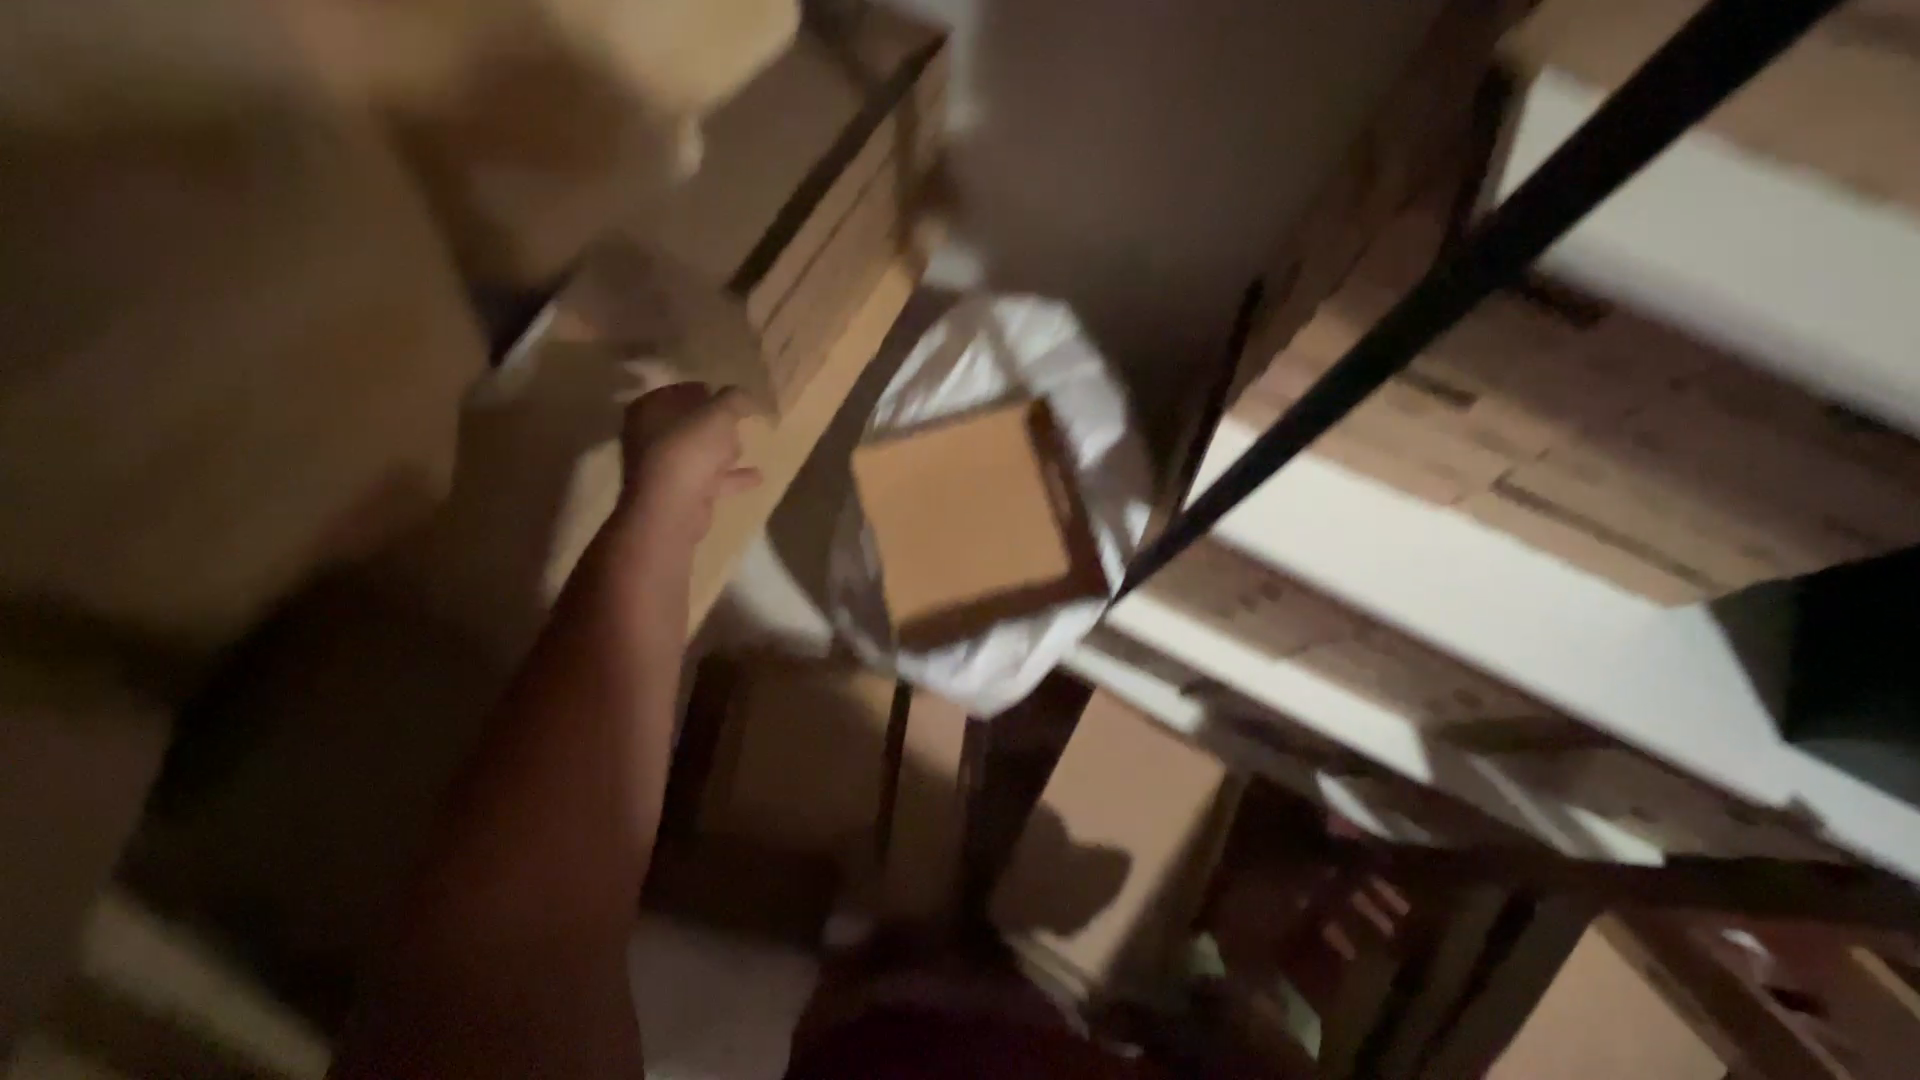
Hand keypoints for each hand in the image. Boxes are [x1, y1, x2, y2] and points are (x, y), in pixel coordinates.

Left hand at [617, 382, 761, 546]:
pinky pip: (711, 478)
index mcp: (649, 409)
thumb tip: (747, 395)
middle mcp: (651, 436)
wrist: (672, 508)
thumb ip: (736, 399)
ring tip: (743, 448)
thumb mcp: (720, 414)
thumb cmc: (690, 450)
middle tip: (737, 422)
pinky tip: (758, 476)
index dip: (706, 390)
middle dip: (715, 423)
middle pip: (689, 423)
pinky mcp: (679, 492)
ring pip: (699, 451)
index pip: (679, 390)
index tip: (731, 396)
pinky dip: (732, 477)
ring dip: (722, 451)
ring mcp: (664, 466)